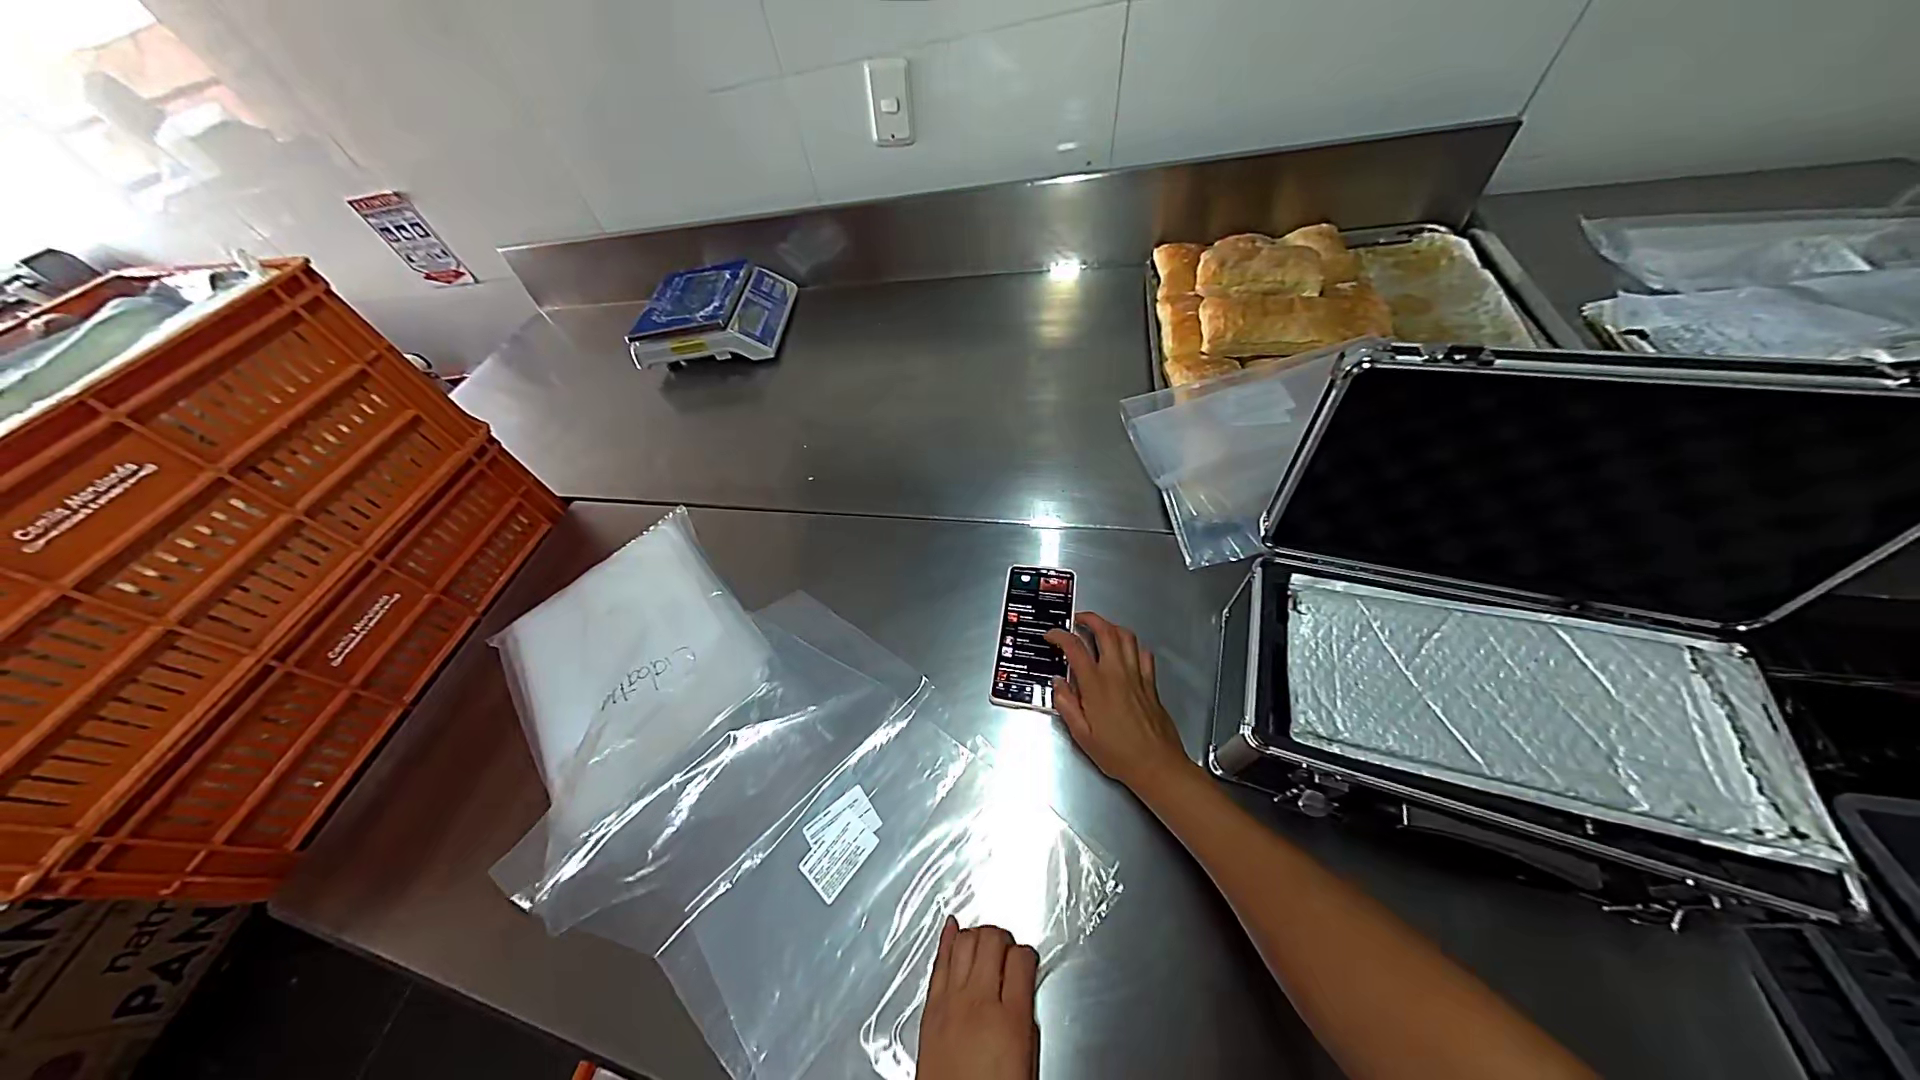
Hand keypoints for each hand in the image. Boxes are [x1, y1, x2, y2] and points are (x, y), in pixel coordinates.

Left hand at [918, 917, 1038, 1079]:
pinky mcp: (930, 1007)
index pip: (1022, 958)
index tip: (1027, 958)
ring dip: (977, 935)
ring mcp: (951, 1001)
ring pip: (965, 941)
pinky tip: (951, 927)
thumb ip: (1025, 1017)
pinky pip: (938, 961)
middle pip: (992, 940)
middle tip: (1007, 947)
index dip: (1027, 953)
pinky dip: (946, 938)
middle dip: (1003, 937)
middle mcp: (980, 1001)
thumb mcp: (1026, 1060)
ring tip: (984, 939)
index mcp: (1011, 1019)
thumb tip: (1023, 990)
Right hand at [1044, 612, 1196, 797]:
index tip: (1052, 636)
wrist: (1156, 765)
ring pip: (1126, 637)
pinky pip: (1143, 653)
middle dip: (1089, 619)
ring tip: (1100, 629)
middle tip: (1078, 619)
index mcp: (1096, 685)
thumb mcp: (1082, 734)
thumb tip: (1058, 684)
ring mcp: (1137, 676)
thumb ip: (1067, 705)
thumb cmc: (1118, 754)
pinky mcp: (1151, 683)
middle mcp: (1117, 673)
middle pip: (1105, 631)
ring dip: (1111, 627)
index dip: (1060, 636)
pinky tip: (1126, 651)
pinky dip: (1132, 646)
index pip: (1075, 647)